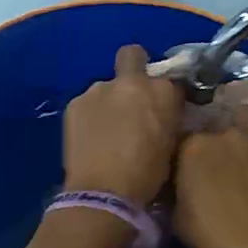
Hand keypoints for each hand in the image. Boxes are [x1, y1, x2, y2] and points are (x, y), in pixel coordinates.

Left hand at [62, 45, 182, 206]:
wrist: (105, 191)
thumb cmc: (149, 172)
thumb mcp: (172, 141)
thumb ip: (168, 115)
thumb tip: (163, 111)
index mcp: (164, 91)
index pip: (170, 80)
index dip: (166, 92)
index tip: (163, 108)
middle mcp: (132, 81)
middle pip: (132, 55)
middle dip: (134, 65)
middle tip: (132, 96)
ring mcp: (99, 89)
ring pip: (107, 85)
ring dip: (110, 99)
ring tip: (108, 128)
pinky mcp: (75, 103)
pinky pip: (88, 102)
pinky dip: (91, 114)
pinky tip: (91, 136)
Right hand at [174, 103, 247, 247]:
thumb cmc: (211, 234)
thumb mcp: (177, 216)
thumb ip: (178, 191)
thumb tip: (182, 185)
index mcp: (193, 147)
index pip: (185, 139)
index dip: (188, 154)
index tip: (191, 168)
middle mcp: (226, 133)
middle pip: (217, 124)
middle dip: (217, 137)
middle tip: (221, 160)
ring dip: (247, 126)